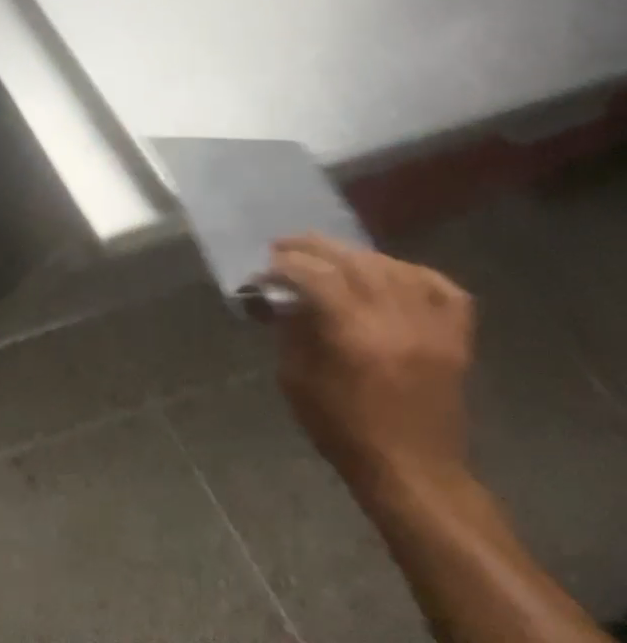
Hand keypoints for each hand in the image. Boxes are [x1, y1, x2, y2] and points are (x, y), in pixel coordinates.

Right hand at [268, 234, 476, 499]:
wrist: (410, 468)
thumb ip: (293, 331)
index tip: (262, 272)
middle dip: (316, 249)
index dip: (284, 265)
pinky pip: (445, 291)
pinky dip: (416, 275)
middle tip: (285, 249)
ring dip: (358, 257)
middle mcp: (396, 322)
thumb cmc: (340, 427)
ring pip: (397, 269)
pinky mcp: (455, 340)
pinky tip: (392, 274)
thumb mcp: (296, 378)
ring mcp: (432, 329)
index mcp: (353, 334)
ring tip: (331, 260)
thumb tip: (284, 298)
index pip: (316, 275)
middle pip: (357, 262)